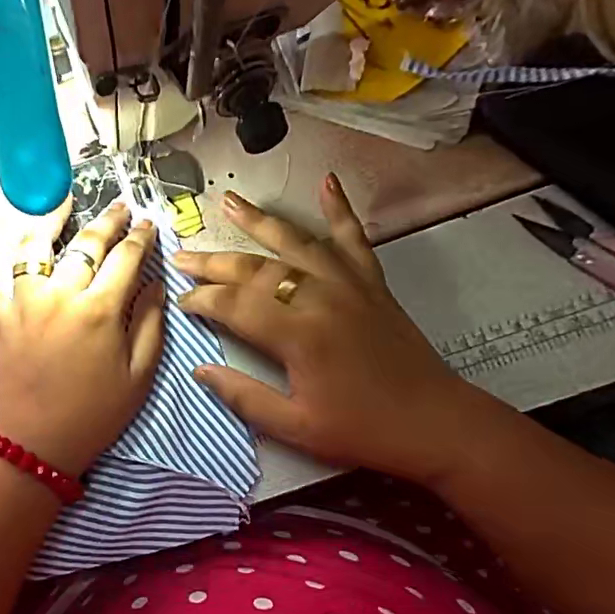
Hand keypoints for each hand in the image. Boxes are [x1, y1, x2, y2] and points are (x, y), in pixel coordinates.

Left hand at [0, 201, 165, 475]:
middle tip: (120, 207)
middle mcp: (60, 297)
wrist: (36, 445)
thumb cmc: (95, 414)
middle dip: (108, 222)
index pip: (126, 259)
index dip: (141, 238)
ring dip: (50, 221)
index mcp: (100, 311)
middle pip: (86, 245)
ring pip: (35, 250)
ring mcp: (23, 304)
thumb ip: (150, 324)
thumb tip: (156, 284)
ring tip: (63, 203)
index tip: (148, 225)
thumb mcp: (139, 374)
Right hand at [173, 176, 472, 483]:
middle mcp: (320, 298)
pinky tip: (328, 183)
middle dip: (214, 262)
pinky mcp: (373, 284)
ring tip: (229, 201)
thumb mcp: (296, 427)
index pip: (234, 305)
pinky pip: (353, 239)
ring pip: (296, 242)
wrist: (433, 422)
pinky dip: (340, 210)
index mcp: (298, 335)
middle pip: (256, 269)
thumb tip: (201, 370)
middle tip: (182, 255)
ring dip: (260, 220)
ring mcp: (349, 285)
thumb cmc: (362, 430)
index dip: (203, 300)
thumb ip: (245, 397)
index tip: (181, 300)